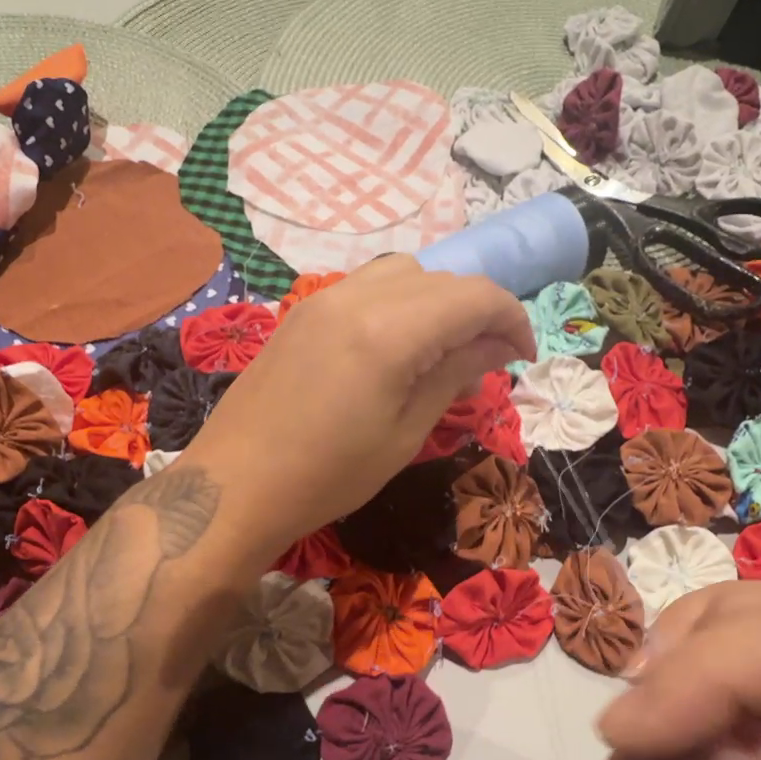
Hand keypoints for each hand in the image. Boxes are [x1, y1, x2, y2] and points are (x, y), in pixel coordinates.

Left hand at [180, 256, 533, 554]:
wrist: (236, 485)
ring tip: (443, 352)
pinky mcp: (303, 312)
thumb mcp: (406, 433)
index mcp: (390, 331)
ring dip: (438, 301)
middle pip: (442, 279)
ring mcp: (324, 299)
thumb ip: (454, 375)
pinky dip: (400, 303)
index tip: (524, 356)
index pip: (475, 296)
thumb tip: (496, 346)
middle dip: (479, 311)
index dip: (512, 319)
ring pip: (404, 273)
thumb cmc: (329, 475)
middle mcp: (357, 297)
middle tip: (489, 361)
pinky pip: (367, 287)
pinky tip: (397, 346)